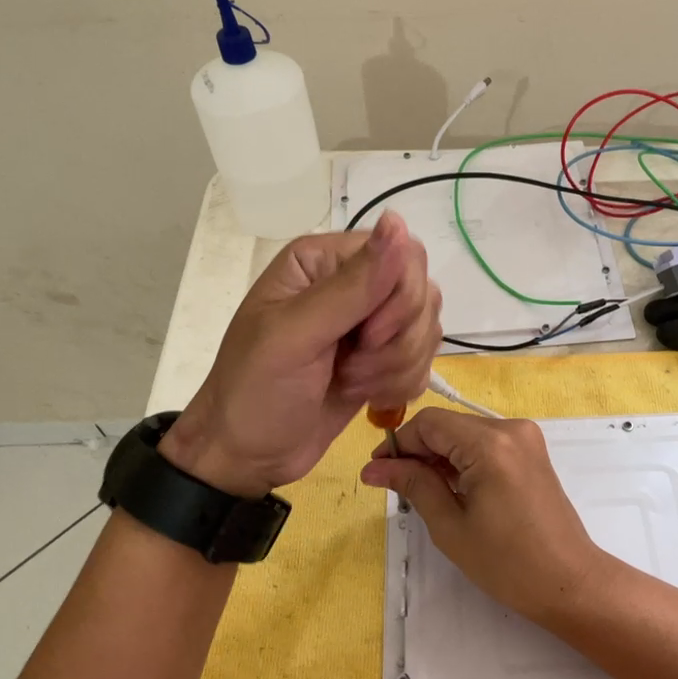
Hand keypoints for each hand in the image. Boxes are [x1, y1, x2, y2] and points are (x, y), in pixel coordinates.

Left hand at [163, 211, 441, 496]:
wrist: (248, 455)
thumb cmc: (256, 391)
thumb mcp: (296, 335)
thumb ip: (351, 285)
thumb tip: (397, 223)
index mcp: (325, 260)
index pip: (404, 256)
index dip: (397, 302)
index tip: (366, 338)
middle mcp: (353, 283)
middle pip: (423, 294)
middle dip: (396, 343)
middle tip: (349, 368)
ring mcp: (371, 323)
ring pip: (429, 330)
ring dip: (396, 369)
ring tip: (350, 385)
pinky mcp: (384, 359)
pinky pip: (425, 360)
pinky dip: (402, 385)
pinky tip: (367, 398)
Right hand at [359, 408, 614, 622]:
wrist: (569, 582)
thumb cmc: (507, 563)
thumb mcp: (451, 526)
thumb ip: (414, 485)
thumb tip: (374, 468)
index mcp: (491, 444)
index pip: (430, 423)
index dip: (399, 443)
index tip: (377, 472)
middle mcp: (511, 429)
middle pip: (448, 425)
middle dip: (417, 450)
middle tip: (393, 486)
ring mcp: (526, 439)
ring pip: (465, 433)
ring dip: (439, 456)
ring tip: (418, 492)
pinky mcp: (532, 453)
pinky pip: (486, 444)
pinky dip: (462, 460)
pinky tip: (449, 488)